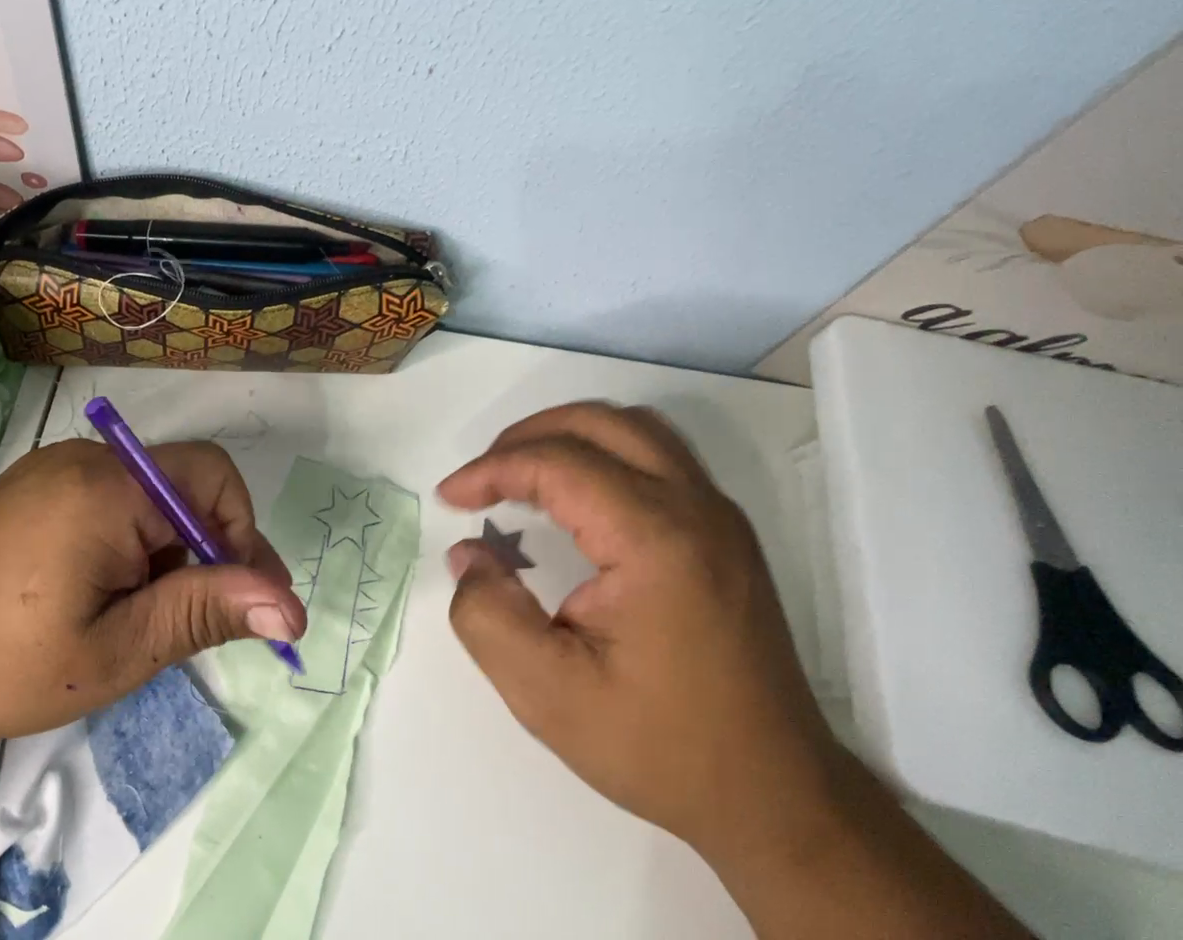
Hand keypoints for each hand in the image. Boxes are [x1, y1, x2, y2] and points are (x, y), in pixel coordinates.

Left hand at [0, 439, 300, 759]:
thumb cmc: (12, 668)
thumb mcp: (121, 648)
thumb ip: (207, 611)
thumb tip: (290, 605)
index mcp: (103, 486)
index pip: (211, 478)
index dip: (242, 536)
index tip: (247, 604)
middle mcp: (77, 460)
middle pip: (179, 484)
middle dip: (203, 549)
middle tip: (196, 621)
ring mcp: (47, 471)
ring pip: (144, 495)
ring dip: (164, 550)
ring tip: (140, 616)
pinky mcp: (29, 490)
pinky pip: (106, 498)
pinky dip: (128, 541)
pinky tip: (105, 594)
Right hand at [437, 402, 839, 855]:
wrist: (772, 796)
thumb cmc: (658, 746)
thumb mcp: (545, 693)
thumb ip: (486, 614)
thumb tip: (469, 554)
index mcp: (656, 540)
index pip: (559, 463)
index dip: (491, 470)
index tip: (448, 500)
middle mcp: (697, 510)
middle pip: (602, 423)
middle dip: (526, 437)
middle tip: (479, 480)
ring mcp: (720, 520)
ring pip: (637, 431)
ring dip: (568, 438)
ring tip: (517, 477)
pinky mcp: (726, 539)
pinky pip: (658, 461)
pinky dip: (602, 457)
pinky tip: (571, 502)